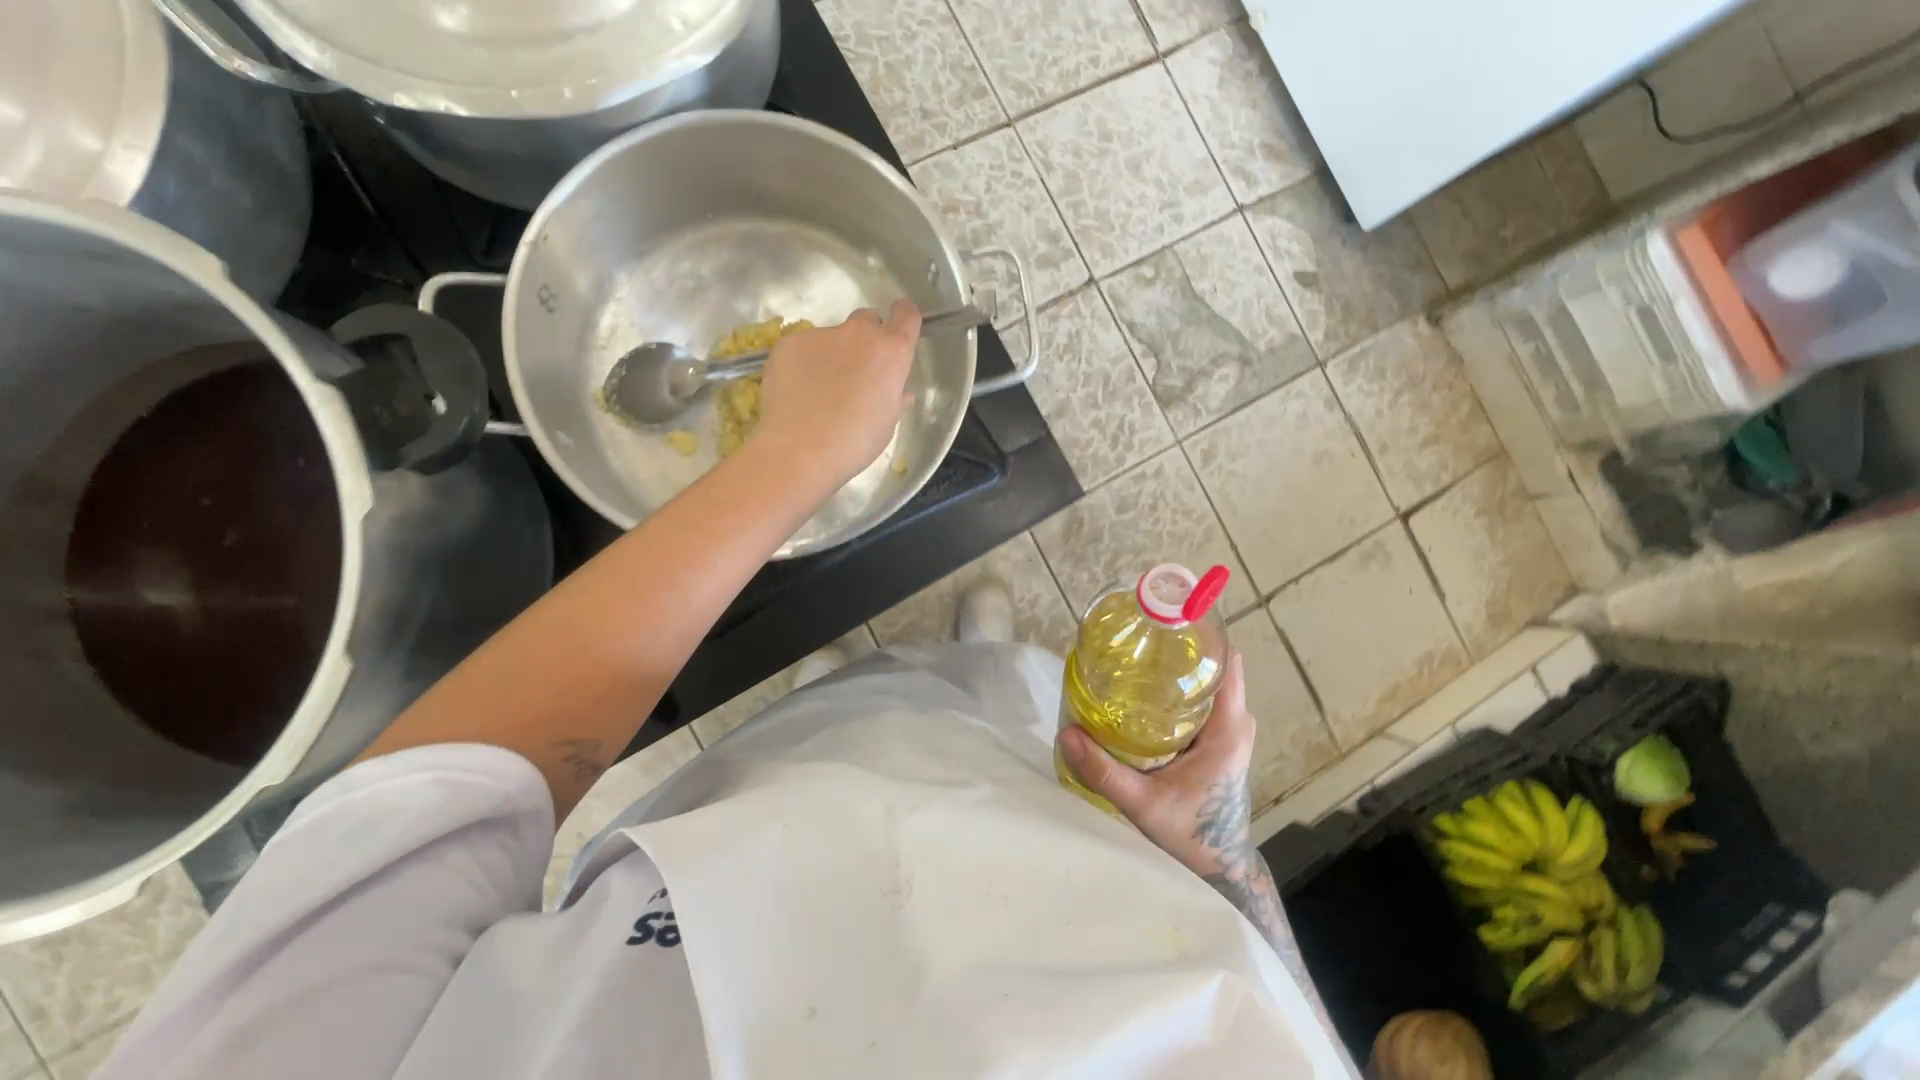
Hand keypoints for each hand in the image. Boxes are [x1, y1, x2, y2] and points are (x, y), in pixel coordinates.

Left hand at [753, 299, 920, 483]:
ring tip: (820, 390)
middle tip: (857, 372)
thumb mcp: (886, 425)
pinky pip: (803, 348)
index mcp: (891, 352)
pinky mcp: (790, 343)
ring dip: (832, 354)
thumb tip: (899, 393)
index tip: (898, 329)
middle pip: (867, 320)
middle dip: (866, 339)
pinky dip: (803, 364)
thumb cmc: (854, 442)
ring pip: (832, 337)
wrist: (799, 450)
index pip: (906, 315)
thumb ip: (894, 400)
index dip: (904, 318)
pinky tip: (797, 392)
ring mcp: (821, 335)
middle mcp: (859, 334)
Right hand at [1056, 652, 1255, 878]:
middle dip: (1177, 648)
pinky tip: (1144, 690)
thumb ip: (1104, 771)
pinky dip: (1178, 688)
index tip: (1162, 620)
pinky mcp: (1220, 739)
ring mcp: (1230, 730)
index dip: (1199, 636)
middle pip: (1212, 665)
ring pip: (1207, 681)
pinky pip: (1203, 698)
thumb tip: (1066, 733)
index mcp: (1228, 729)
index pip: (1226, 662)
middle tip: (1134, 638)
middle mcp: (1236, 722)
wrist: (1218, 867)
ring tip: (1134, 657)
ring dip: (1176, 668)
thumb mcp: (1143, 804)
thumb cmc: (1190, 835)